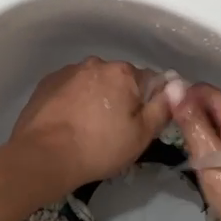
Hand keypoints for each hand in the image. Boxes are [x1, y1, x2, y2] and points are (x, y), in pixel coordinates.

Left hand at [10, 58, 174, 191]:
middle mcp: (96, 63)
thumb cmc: (99, 148)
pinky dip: (73, 101)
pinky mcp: (46, 83)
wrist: (43, 156)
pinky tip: (68, 124)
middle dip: (120, 99)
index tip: (140, 124)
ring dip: (95, 99)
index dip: (149, 103)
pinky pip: (69, 89)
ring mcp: (68, 71)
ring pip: (92, 83)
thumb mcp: (141, 135)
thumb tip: (177, 87)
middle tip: (113, 130)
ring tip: (87, 129)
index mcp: (123, 72)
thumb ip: (163, 107)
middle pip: (118, 80)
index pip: (149, 80)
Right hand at [172, 84, 220, 220]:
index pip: (206, 91)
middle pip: (218, 108)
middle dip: (196, 120)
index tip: (169, 119)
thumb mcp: (208, 157)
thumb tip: (176, 87)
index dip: (184, 100)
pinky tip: (219, 169)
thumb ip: (192, 122)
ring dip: (209, 136)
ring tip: (197, 159)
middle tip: (182, 145)